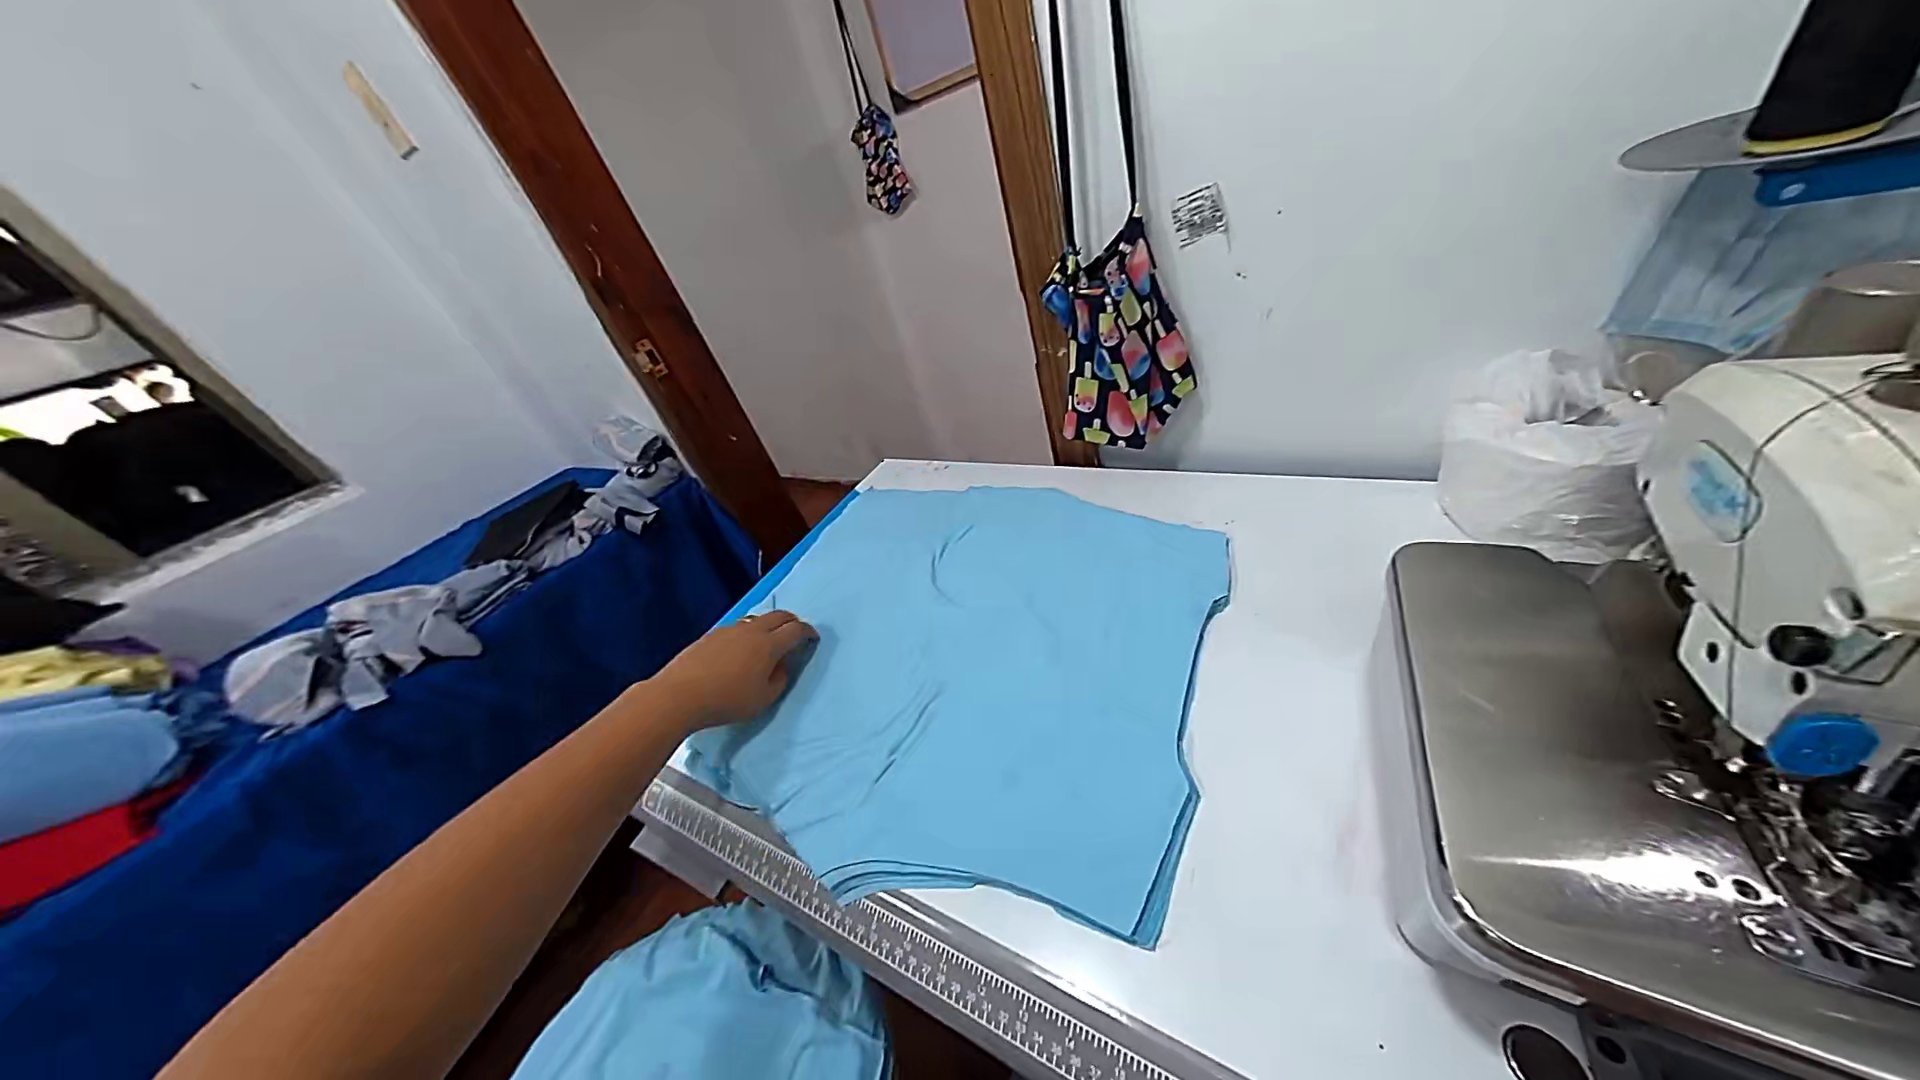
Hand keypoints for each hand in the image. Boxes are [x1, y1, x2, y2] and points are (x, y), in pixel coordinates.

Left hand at [648, 611, 816, 731]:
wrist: (678, 696)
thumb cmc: (726, 701)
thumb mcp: (763, 699)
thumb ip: (780, 680)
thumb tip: (782, 666)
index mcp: (769, 645)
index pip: (796, 629)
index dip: (808, 632)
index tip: (813, 638)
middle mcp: (751, 630)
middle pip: (778, 615)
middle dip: (792, 621)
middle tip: (795, 632)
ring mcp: (729, 630)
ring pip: (756, 619)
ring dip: (768, 625)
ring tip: (768, 640)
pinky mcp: (711, 635)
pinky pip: (738, 627)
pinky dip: (748, 632)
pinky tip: (741, 648)